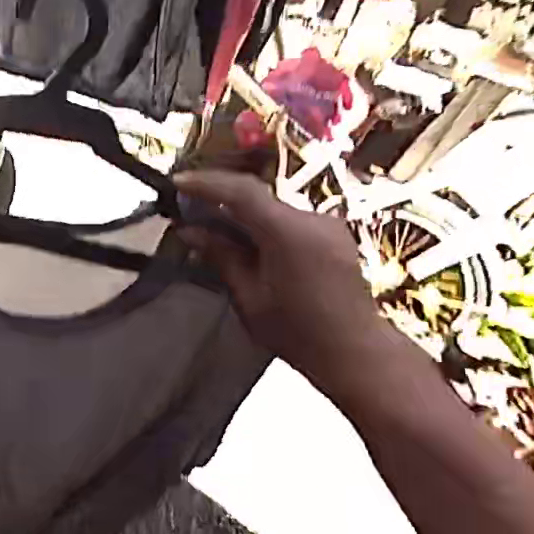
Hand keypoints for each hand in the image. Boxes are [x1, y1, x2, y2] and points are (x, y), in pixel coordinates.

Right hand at [174, 170, 391, 383]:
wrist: (356, 352)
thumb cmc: (297, 332)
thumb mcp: (249, 296)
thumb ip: (221, 256)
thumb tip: (189, 230)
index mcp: (289, 233)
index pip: (242, 191)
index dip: (206, 183)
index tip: (177, 182)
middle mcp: (311, 220)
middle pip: (256, 196)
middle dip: (219, 196)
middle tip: (185, 203)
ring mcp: (326, 225)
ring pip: (270, 207)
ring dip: (239, 211)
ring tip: (208, 222)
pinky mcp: (331, 235)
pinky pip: (287, 218)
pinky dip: (259, 222)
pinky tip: (241, 238)